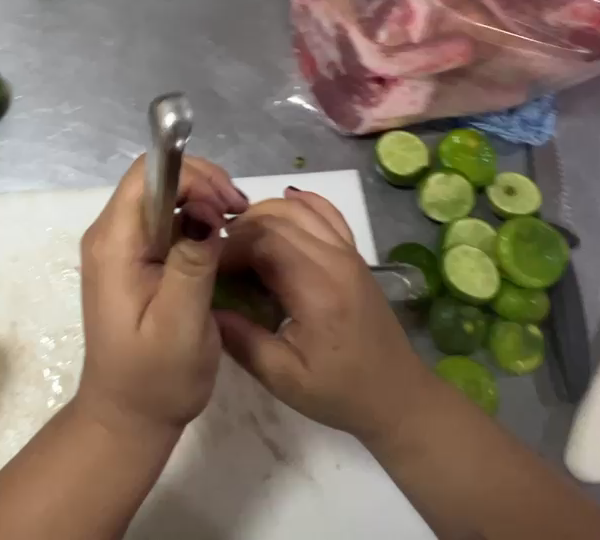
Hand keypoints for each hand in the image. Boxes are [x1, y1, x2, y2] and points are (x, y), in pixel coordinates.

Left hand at [73, 154, 248, 440]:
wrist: (129, 418)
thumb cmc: (155, 378)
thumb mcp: (181, 323)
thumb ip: (191, 262)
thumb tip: (206, 209)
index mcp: (114, 244)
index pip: (148, 175)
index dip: (192, 176)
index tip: (228, 206)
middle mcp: (110, 234)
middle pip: (156, 178)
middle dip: (203, 183)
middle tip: (240, 212)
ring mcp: (120, 245)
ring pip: (163, 194)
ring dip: (202, 197)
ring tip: (236, 221)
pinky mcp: (133, 257)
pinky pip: (164, 217)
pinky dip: (195, 216)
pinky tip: (220, 236)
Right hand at [213, 189, 424, 443]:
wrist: (396, 397)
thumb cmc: (339, 392)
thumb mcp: (282, 377)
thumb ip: (240, 339)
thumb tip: (202, 306)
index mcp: (317, 288)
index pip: (262, 241)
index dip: (228, 247)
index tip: (206, 268)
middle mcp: (335, 259)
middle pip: (277, 218)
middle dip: (240, 230)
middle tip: (216, 256)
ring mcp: (348, 252)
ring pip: (299, 209)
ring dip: (263, 214)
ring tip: (238, 239)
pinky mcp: (354, 253)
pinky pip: (326, 212)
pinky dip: (301, 202)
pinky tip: (280, 203)